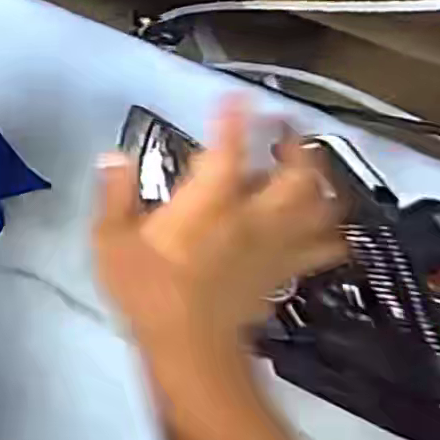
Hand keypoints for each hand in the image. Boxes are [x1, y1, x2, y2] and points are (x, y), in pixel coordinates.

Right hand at [94, 97, 348, 356]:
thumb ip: (115, 193)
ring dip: (321, 180)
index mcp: (206, 208)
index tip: (236, 98)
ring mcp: (275, 246)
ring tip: (311, 162)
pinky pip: (325, 242)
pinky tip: (323, 216)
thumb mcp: (110, 235)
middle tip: (284, 126)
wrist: (186, 340)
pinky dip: (330, 223)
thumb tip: (113, 157)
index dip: (232, 124)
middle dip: (294, 147)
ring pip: (320, 207)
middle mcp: (250, 221)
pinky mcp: (285, 269)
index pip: (226, 156)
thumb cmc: (142, 283)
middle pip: (295, 179)